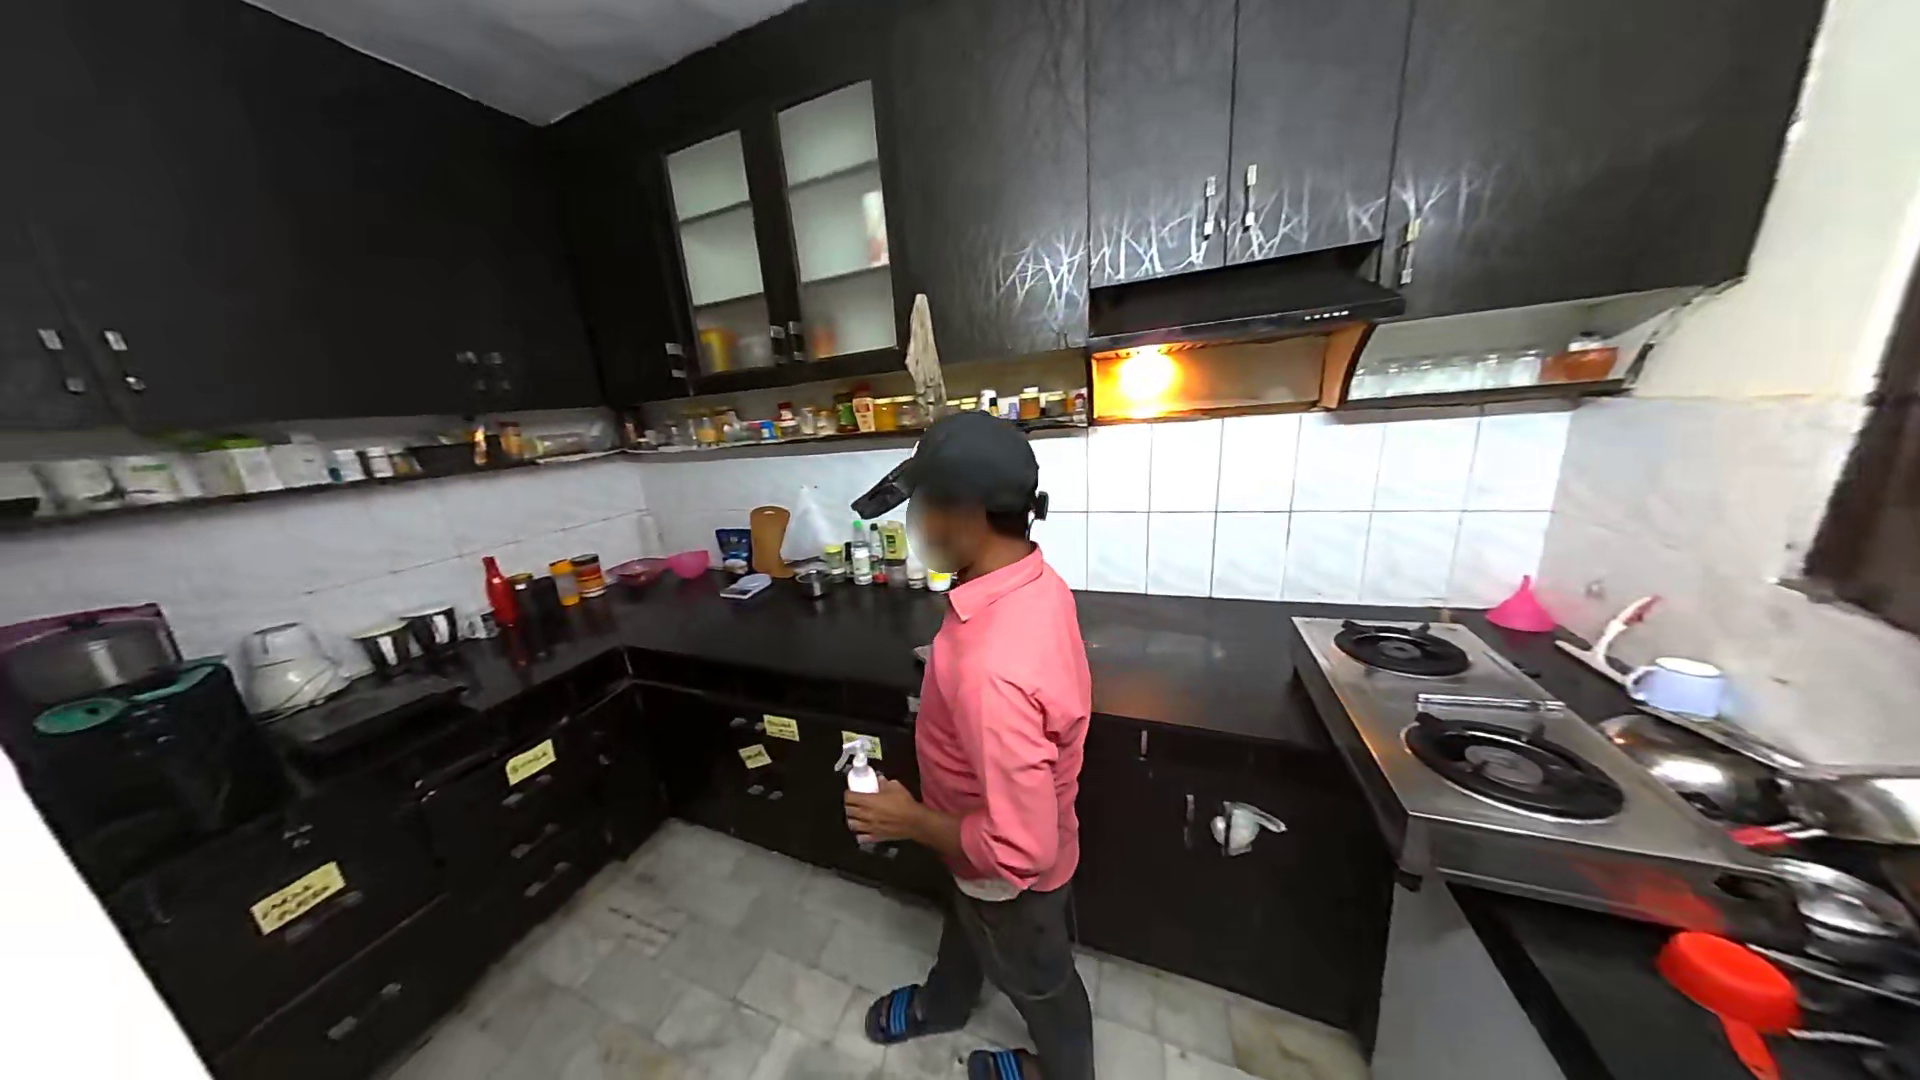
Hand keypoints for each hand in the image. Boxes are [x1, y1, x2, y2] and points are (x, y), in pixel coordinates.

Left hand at [844, 777, 922, 843]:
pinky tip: (863, 829)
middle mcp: (865, 814)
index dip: (848, 794)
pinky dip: (859, 833)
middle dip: (848, 806)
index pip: (850, 798)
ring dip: (852, 819)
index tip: (850, 792)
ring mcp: (869, 827)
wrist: (913, 821)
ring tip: (855, 816)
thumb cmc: (903, 802)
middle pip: (848, 811)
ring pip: (852, 825)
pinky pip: (860, 837)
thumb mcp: (895, 786)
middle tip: (852, 803)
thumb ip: (884, 782)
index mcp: (868, 801)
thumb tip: (879, 779)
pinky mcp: (874, 837)